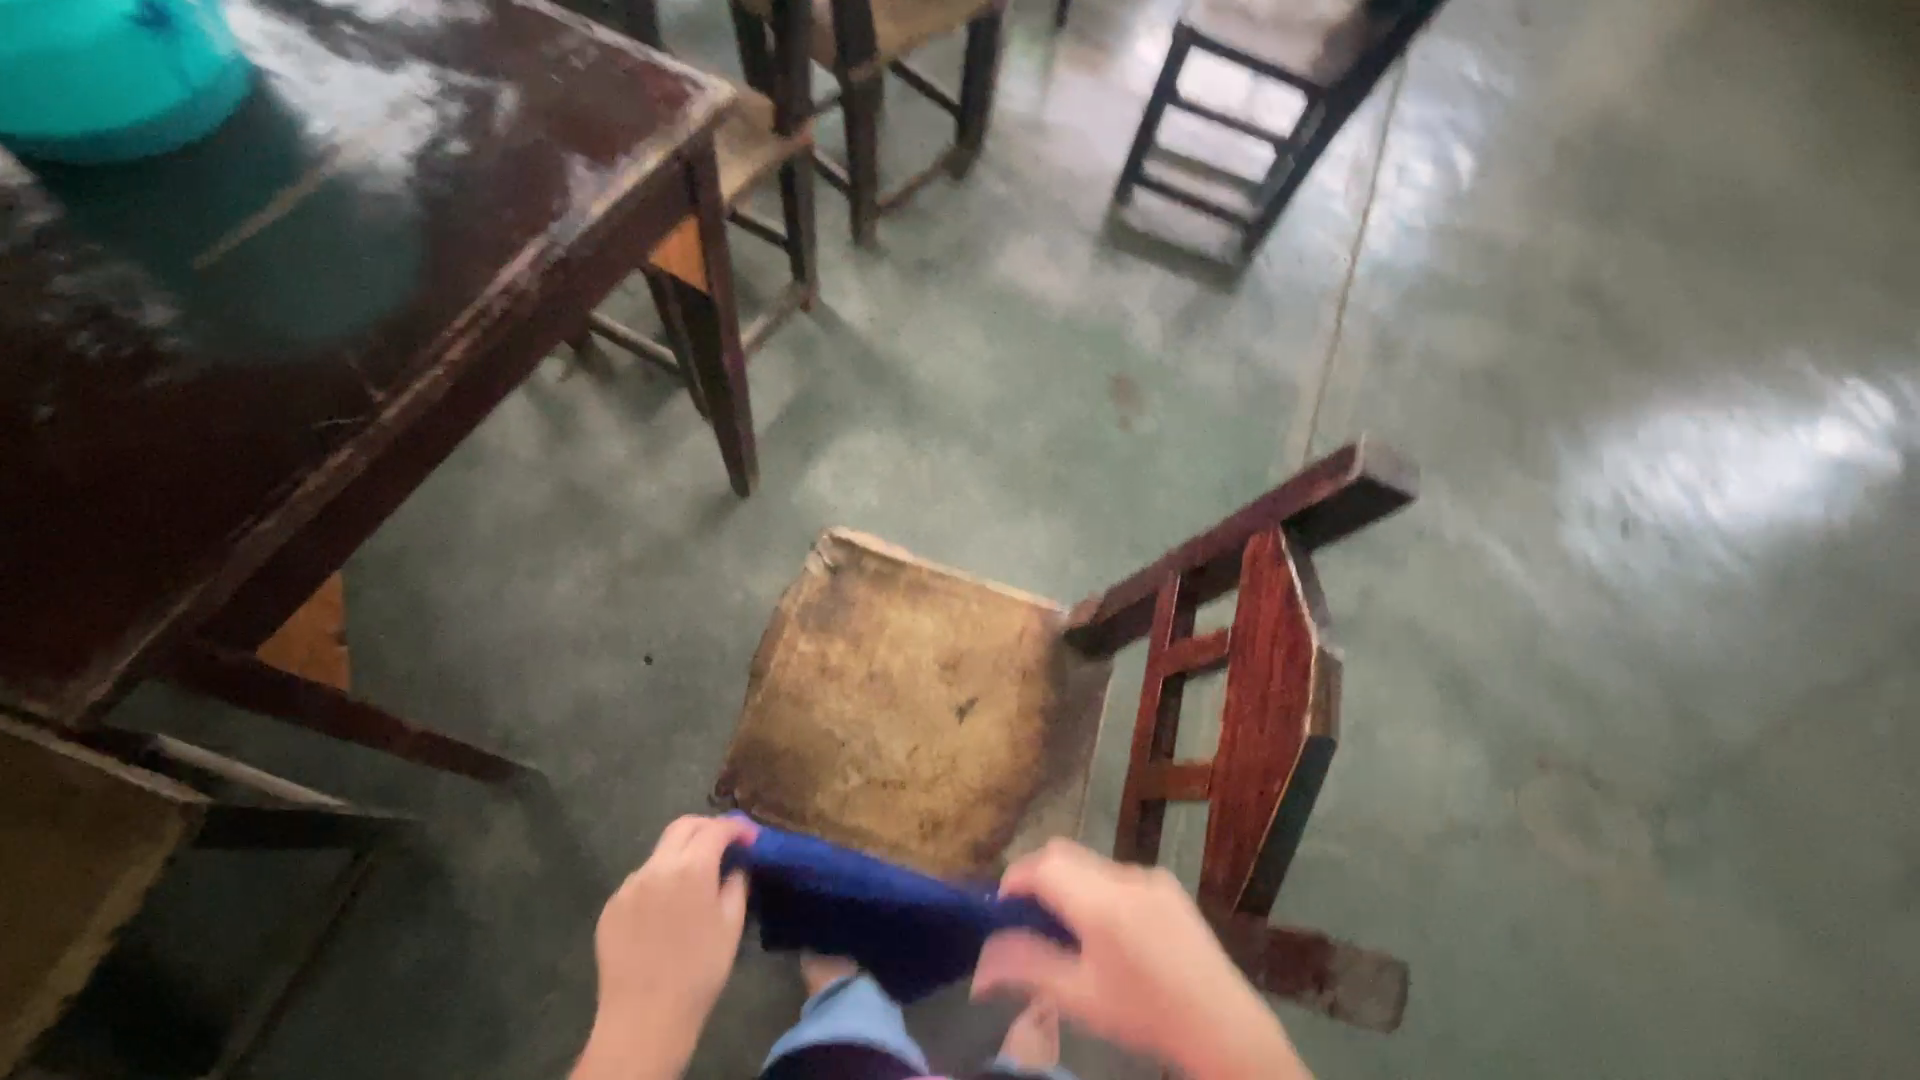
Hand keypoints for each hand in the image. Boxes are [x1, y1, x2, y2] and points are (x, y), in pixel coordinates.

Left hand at [574, 815, 756, 1079]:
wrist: (644, 1018)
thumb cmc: (699, 971)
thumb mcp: (732, 925)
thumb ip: (736, 884)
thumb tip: (736, 865)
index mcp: (691, 868)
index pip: (716, 828)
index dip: (737, 826)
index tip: (751, 837)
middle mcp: (656, 867)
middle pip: (683, 826)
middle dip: (708, 828)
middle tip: (726, 845)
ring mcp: (629, 886)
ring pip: (660, 854)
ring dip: (682, 856)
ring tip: (695, 883)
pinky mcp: (611, 907)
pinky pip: (641, 881)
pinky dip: (659, 882)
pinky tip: (667, 911)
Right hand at [972, 839, 1308, 1079]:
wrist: (1222, 1025)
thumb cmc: (1144, 1014)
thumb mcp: (1078, 998)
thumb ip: (1026, 967)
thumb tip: (981, 959)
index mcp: (1101, 903)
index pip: (1043, 865)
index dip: (1015, 878)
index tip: (1001, 908)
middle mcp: (1125, 876)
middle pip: (1064, 854)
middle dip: (1038, 877)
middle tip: (1027, 918)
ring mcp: (1150, 877)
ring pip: (1090, 863)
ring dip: (1068, 882)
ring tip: (1068, 929)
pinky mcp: (1168, 885)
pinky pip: (1117, 873)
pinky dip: (1096, 888)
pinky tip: (1107, 931)